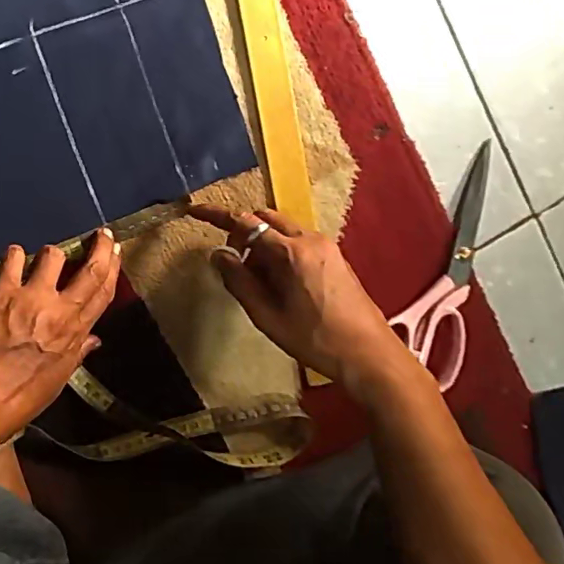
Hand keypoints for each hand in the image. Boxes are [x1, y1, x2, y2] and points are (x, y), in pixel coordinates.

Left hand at [0, 229, 119, 436]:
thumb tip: (93, 339)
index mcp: (76, 332)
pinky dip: (15, 254)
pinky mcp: (4, 292)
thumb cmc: (23, 395)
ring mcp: (32, 298)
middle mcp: (60, 310)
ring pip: (52, 256)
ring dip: (50, 253)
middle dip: (99, 247)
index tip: (115, 251)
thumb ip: (77, 352)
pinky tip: (12, 258)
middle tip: (101, 234)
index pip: (103, 292)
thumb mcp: (60, 377)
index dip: (112, 268)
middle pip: (90, 270)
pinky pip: (14, 259)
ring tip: (41, 257)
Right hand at [189, 205, 396, 381]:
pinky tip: (279, 283)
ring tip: (258, 282)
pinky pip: (297, 241)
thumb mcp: (267, 315)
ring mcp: (325, 246)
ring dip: (261, 245)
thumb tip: (218, 254)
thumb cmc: (314, 338)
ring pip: (281, 230)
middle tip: (233, 263)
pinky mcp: (333, 256)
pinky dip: (279, 251)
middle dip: (243, 233)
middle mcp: (310, 240)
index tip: (195, 210)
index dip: (217, 215)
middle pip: (264, 219)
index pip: (246, 223)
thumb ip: (239, 281)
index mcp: (292, 252)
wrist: (369, 353)